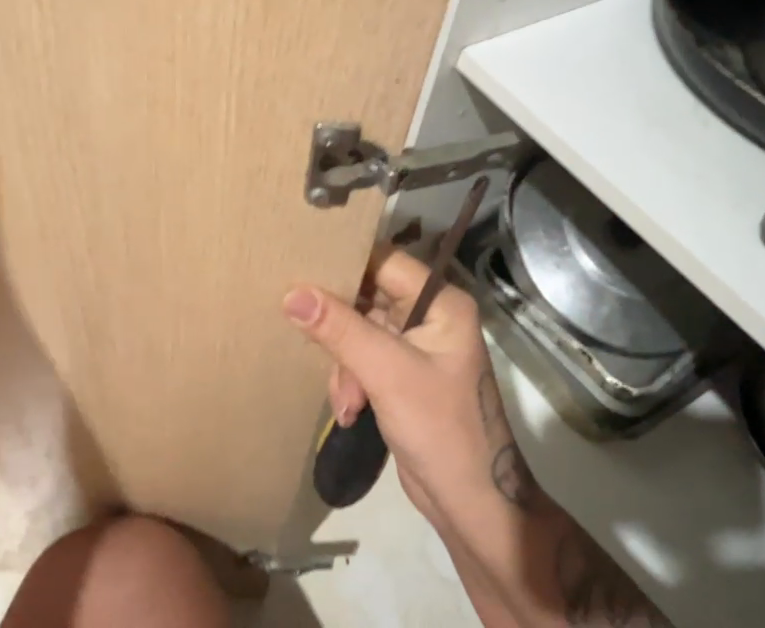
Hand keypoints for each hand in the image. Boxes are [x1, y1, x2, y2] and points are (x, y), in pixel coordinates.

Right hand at [282, 250, 536, 529]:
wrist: (472, 503)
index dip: (345, 264)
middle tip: (308, 337)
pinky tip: (350, 411)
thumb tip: (291, 292)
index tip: (299, 268)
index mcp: (441, 303)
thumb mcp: (386, 373)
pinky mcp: (405, 376)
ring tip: (346, 400)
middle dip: (339, 326)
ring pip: (360, 331)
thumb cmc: (440, 428)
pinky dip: (352, 382)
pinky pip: (364, 359)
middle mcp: (432, 317)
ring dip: (344, 363)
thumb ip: (339, 329)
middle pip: (368, 296)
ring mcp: (418, 347)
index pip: (385, 262)